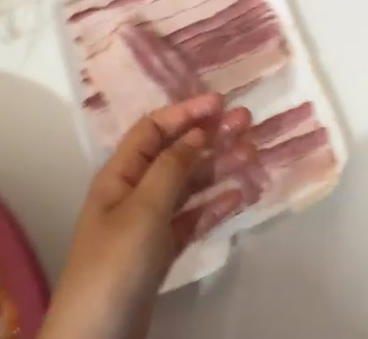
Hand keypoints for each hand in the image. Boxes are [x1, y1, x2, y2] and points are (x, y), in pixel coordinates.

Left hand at [41, 95, 254, 338]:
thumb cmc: (115, 265)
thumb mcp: (143, 210)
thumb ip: (171, 168)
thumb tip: (196, 132)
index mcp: (119, 175)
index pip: (153, 130)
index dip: (185, 113)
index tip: (221, 103)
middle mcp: (133, 193)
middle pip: (174, 154)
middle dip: (209, 136)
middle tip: (246, 123)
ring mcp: (147, 224)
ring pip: (187, 186)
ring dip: (217, 168)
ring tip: (252, 154)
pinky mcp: (160, 253)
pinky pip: (191, 219)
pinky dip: (213, 206)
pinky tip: (239, 196)